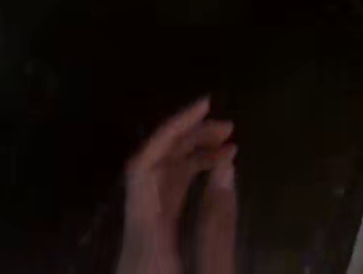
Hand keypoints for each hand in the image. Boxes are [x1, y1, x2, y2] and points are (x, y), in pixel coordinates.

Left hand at [116, 97, 237, 273]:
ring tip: (229, 148)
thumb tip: (224, 165)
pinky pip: (165, 205)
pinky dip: (189, 182)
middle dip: (189, 140)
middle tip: (229, 128)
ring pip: (159, 187)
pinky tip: (213, 175)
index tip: (206, 105)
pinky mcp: (149, 256)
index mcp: (141, 240)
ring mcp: (139, 247)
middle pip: (152, 170)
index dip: (172, 129)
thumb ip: (217, 225)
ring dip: (193, 159)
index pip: (144, 166)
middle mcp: (133, 237)